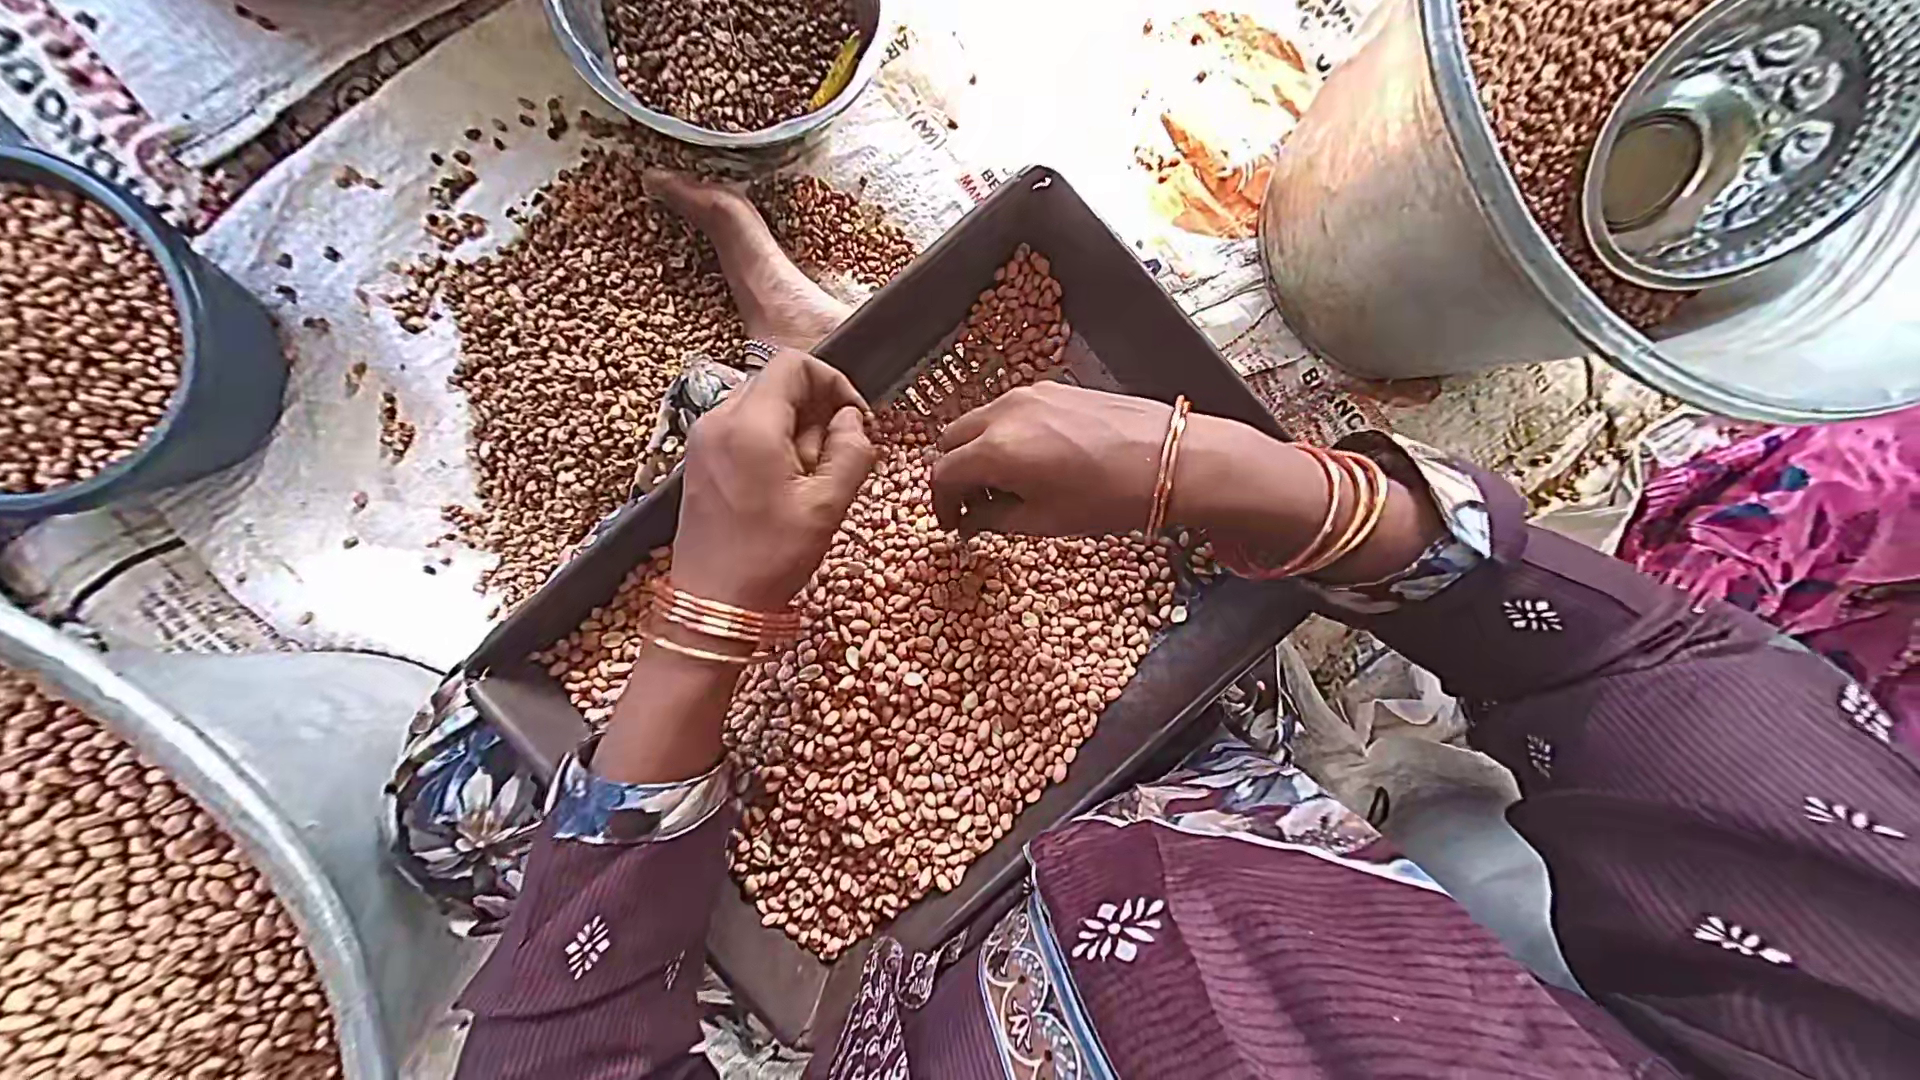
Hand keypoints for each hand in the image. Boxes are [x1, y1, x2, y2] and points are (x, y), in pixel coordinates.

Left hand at [671, 348, 875, 610]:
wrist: (714, 603)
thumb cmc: (771, 556)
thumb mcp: (827, 506)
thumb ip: (851, 452)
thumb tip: (852, 420)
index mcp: (749, 425)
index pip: (794, 365)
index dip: (834, 383)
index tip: (855, 420)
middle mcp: (717, 420)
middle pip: (778, 384)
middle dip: (816, 411)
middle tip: (834, 459)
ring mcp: (703, 440)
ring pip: (763, 407)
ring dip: (797, 430)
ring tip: (809, 478)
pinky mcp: (700, 460)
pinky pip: (745, 430)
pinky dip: (773, 444)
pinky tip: (784, 486)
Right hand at [930, 382, 1187, 536]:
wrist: (1170, 458)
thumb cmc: (1108, 498)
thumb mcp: (1043, 521)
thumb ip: (992, 520)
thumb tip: (968, 522)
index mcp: (995, 450)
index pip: (942, 473)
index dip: (940, 504)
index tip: (953, 524)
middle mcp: (1003, 413)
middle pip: (951, 441)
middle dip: (954, 475)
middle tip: (973, 507)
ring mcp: (1027, 394)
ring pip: (977, 422)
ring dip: (975, 453)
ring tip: (1003, 486)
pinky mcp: (1050, 387)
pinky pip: (1006, 411)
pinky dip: (1000, 436)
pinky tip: (1027, 461)